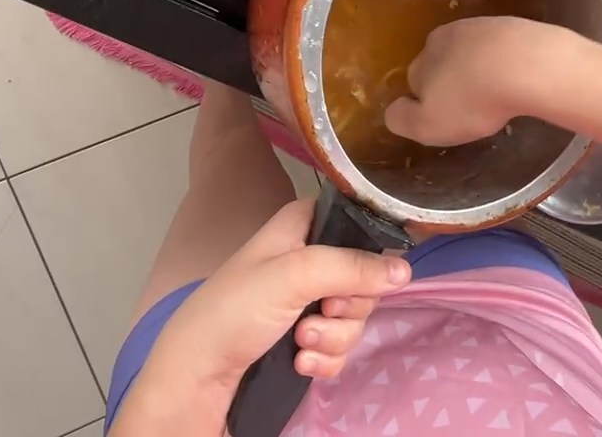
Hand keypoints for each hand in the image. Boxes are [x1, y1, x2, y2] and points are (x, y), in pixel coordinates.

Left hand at [139, 198, 411, 393]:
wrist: (195, 379)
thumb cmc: (237, 309)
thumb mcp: (295, 275)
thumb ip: (353, 267)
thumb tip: (406, 270)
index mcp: (302, 225)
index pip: (355, 220)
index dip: (365, 248)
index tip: (354, 272)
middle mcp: (309, 258)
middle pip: (363, 275)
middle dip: (347, 304)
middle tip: (320, 310)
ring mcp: (307, 302)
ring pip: (355, 315)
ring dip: (333, 336)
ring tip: (300, 341)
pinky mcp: (306, 341)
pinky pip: (341, 347)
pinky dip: (325, 359)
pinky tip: (300, 363)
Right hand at [384, 16, 583, 146]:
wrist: (527, 64)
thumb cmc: (472, 100)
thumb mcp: (428, 125)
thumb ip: (402, 119)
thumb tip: (393, 110)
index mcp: (422, 60)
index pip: (415, 81)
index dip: (428, 101)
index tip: (445, 117)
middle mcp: (445, 37)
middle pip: (441, 61)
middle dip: (451, 80)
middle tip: (471, 106)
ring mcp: (479, 26)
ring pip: (471, 52)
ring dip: (478, 69)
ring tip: (496, 93)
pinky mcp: (510, 25)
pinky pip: (500, 47)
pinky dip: (504, 60)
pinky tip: (517, 77)